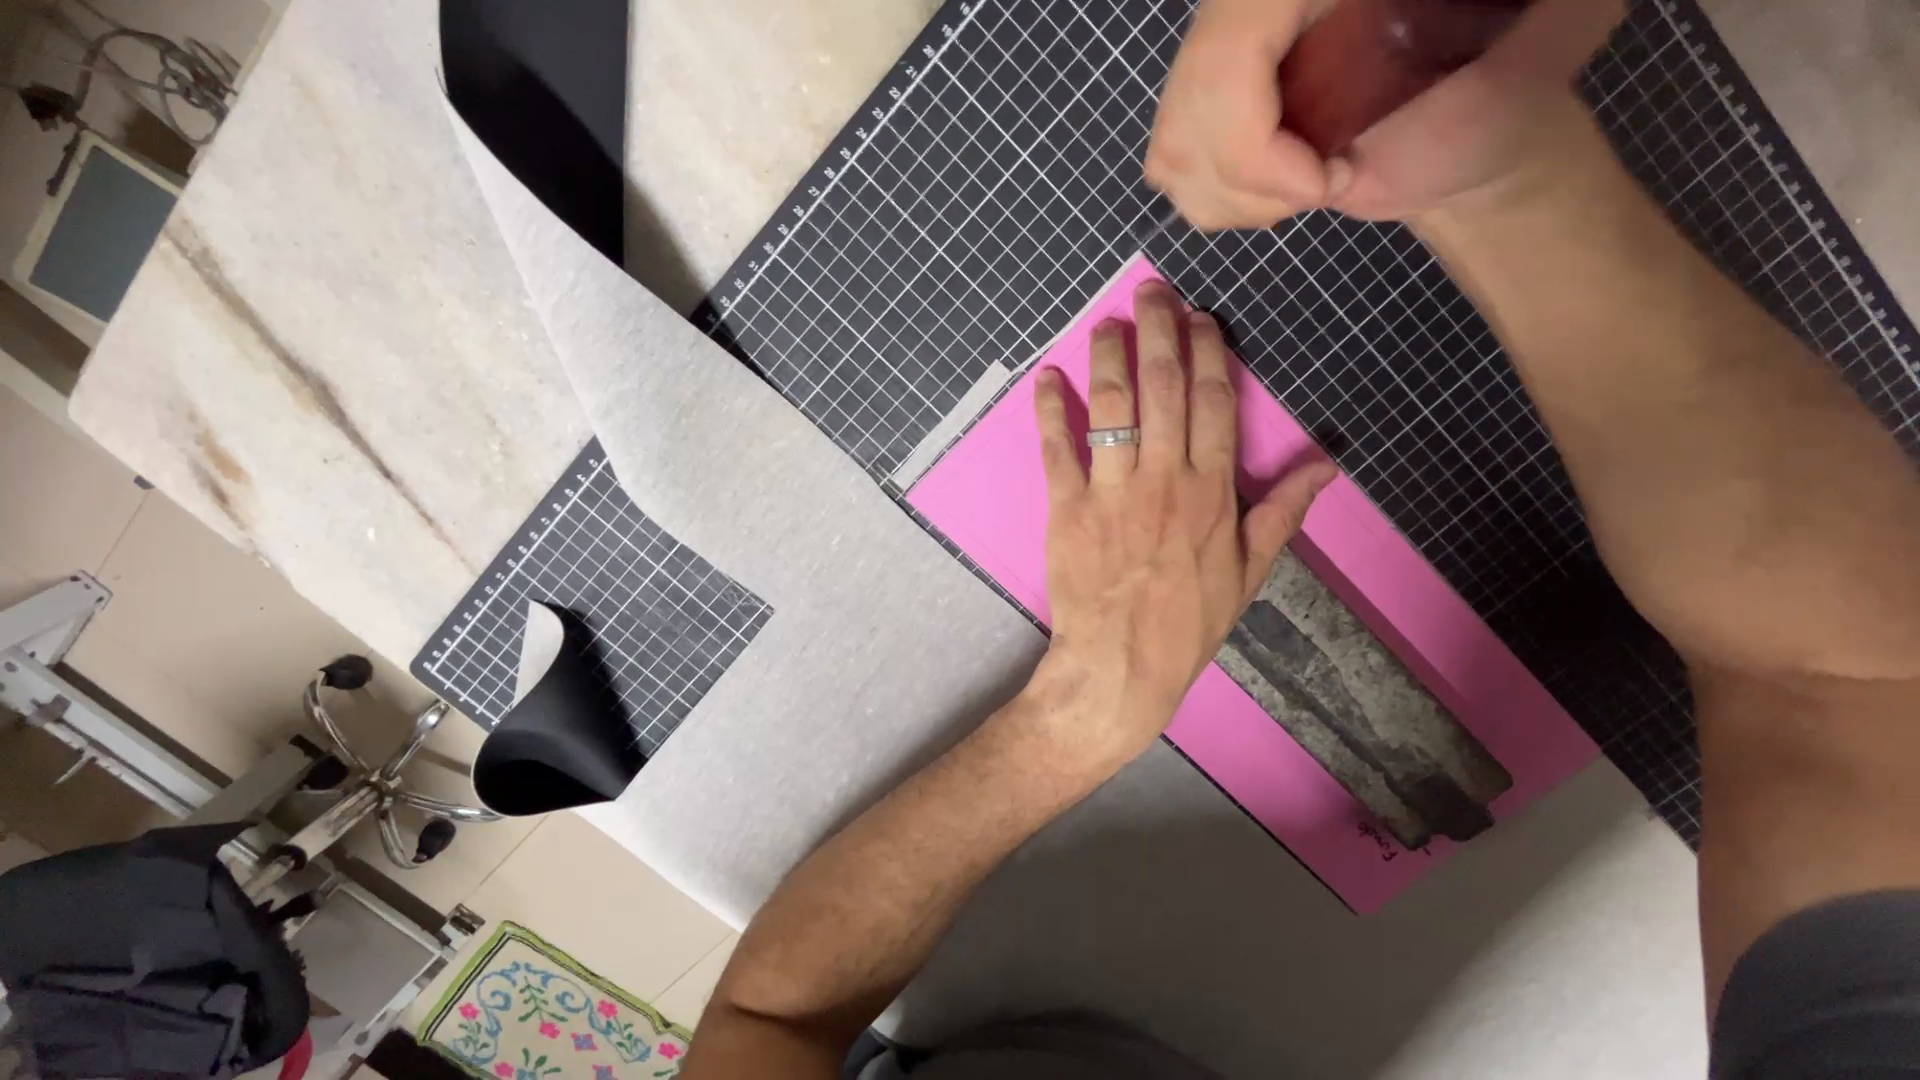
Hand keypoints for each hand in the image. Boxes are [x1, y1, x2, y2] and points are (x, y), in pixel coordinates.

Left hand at [1026, 282, 1337, 766]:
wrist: (1122, 665)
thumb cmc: (1188, 622)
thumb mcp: (1250, 571)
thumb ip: (1283, 510)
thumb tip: (1328, 462)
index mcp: (1211, 490)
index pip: (1213, 403)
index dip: (1207, 354)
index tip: (1201, 318)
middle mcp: (1163, 478)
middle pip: (1163, 389)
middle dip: (1158, 333)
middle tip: (1151, 292)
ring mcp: (1113, 490)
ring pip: (1112, 408)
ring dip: (1108, 359)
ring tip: (1105, 323)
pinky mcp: (1068, 508)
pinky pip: (1058, 449)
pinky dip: (1051, 412)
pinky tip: (1049, 379)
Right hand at [1145, 0, 1623, 228]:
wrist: (1479, 113)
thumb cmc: (1505, 76)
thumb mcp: (1513, 24)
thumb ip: (1450, 23)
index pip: (1230, 54)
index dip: (1257, 142)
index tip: (1328, 179)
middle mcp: (1248, 8)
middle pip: (1192, 113)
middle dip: (1253, 178)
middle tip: (1329, 179)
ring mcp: (1217, 56)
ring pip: (1174, 149)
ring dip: (1237, 194)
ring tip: (1307, 181)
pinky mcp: (1201, 109)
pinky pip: (1170, 168)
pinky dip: (1218, 198)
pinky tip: (1274, 186)